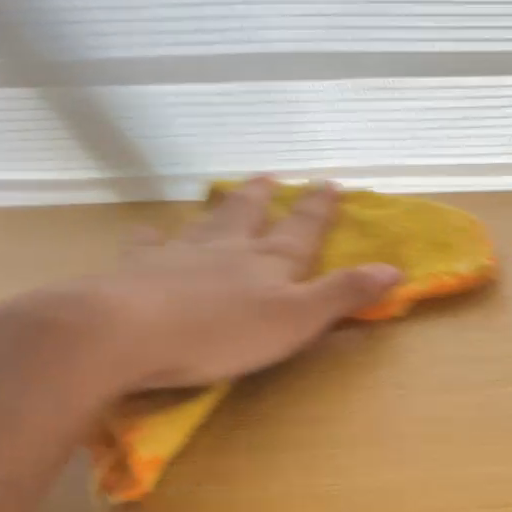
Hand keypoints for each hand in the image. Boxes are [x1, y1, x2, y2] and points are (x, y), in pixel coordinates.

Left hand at [30, 177, 400, 394]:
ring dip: (218, 209)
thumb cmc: (221, 331)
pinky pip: (147, 246)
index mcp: (270, 262)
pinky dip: (153, 236)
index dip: (320, 209)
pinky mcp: (133, 273)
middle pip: (249, 216)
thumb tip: (394, 268)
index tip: (332, 184)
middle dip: (266, 198)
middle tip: (271, 177)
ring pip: (204, 225)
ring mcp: (176, 258)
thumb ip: (343, 294)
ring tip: (223, 192)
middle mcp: (226, 250)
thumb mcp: (299, 319)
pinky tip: (150, 230)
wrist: (117, 333)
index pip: (302, 229)